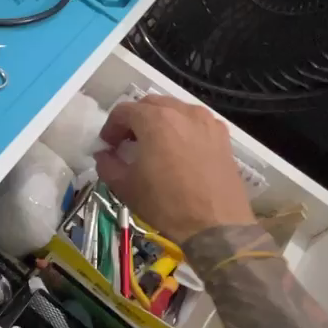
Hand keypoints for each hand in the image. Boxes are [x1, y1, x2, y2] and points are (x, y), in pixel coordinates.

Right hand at [94, 97, 254, 241]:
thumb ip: (107, 163)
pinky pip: (195, 122)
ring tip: (153, 146)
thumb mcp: (124, 186)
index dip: (110, 128)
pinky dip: (181, 129)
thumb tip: (105, 154)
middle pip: (151, 104)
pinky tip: (177, 152)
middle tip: (127, 143)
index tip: (107, 147)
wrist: (213, 223)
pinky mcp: (222, 136)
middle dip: (134, 120)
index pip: (123, 111)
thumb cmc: (164, 203)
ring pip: (175, 110)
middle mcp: (182, 112)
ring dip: (158, 121)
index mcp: (155, 120)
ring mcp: (206, 122)